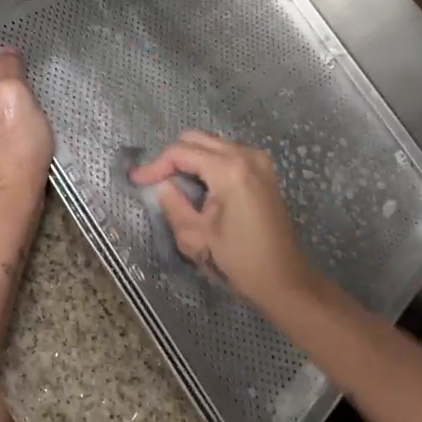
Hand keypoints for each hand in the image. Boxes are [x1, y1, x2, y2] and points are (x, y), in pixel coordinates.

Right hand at [130, 131, 325, 312]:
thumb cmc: (239, 262)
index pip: (181, 152)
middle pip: (196, 140)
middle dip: (172, 159)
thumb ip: (172, 204)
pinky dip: (208, 164)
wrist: (284, 281)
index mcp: (229, 170)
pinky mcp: (264, 171)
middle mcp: (246, 156)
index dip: (155, 165)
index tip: (136, 180)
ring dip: (191, 161)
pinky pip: (227, 154)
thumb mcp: (195, 236)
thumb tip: (159, 185)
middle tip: (154, 182)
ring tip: (175, 186)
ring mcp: (259, 161)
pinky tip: (199, 187)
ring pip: (212, 145)